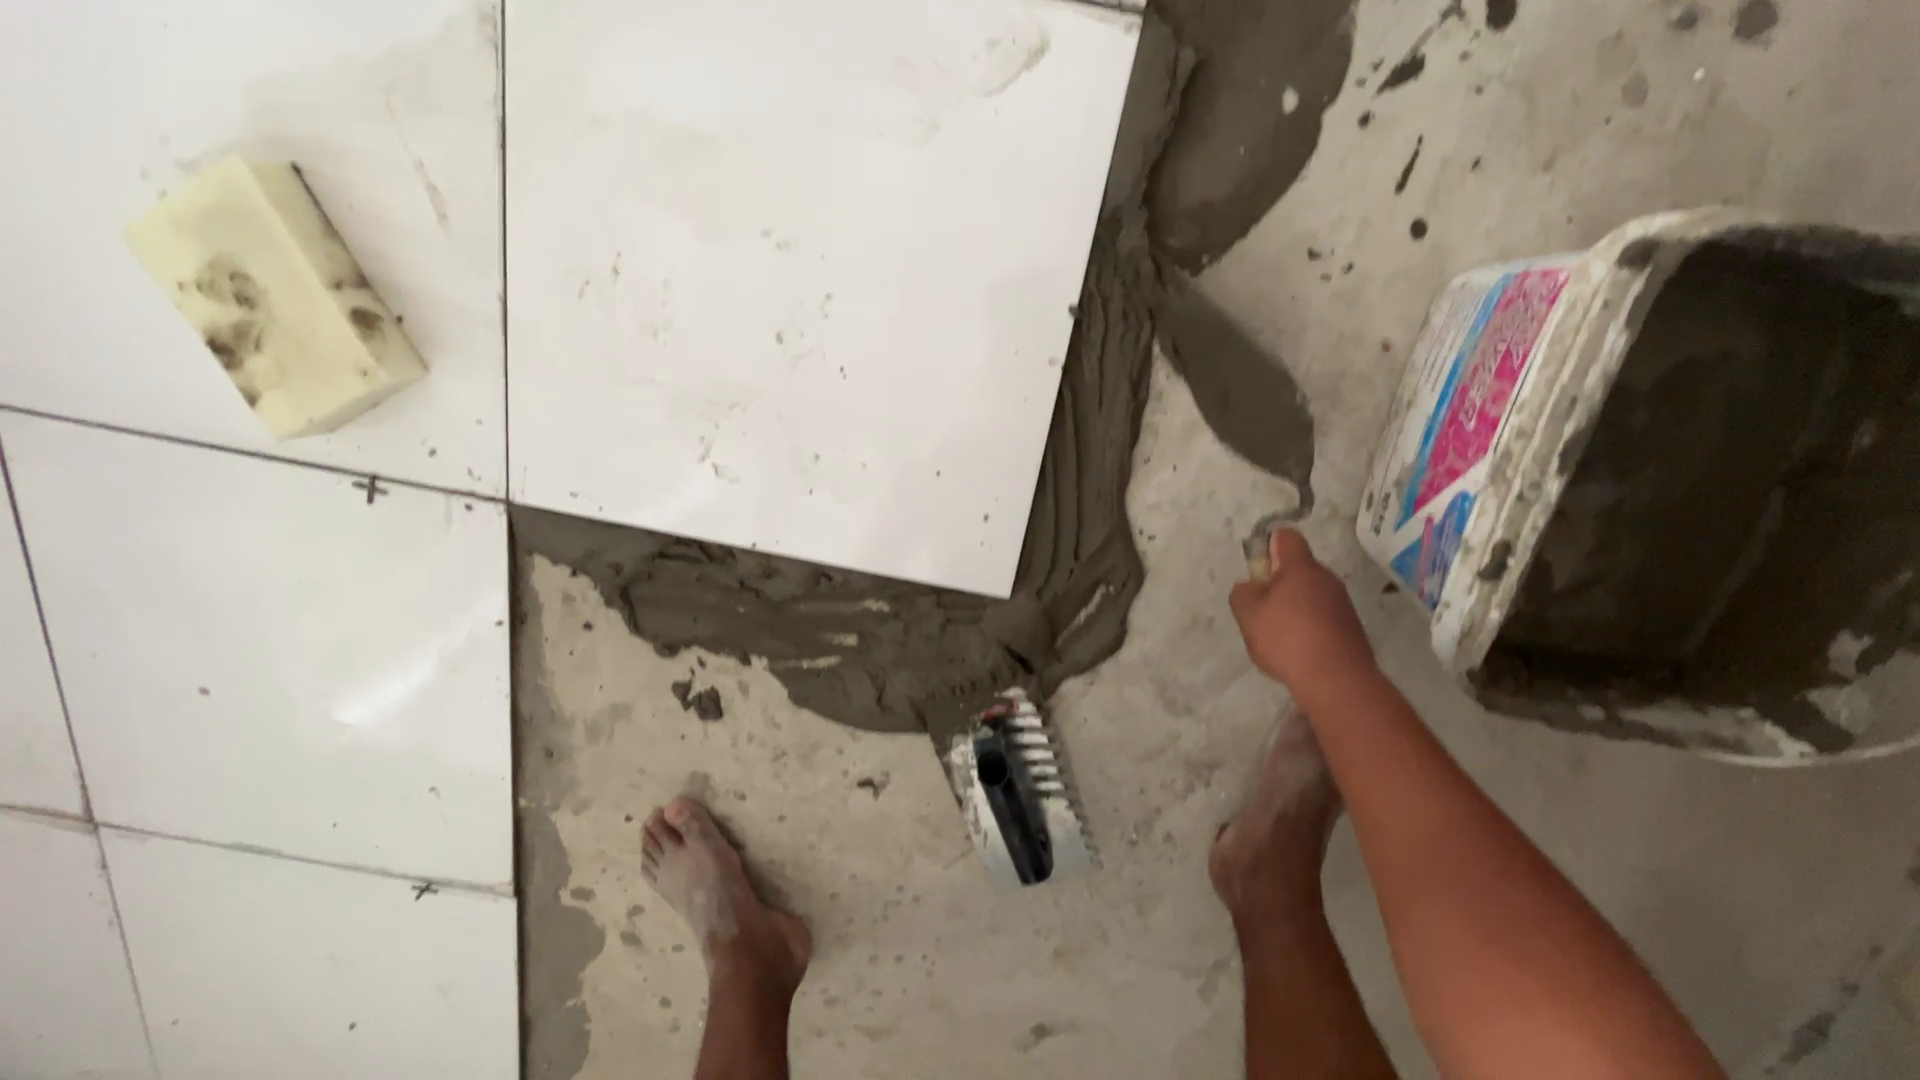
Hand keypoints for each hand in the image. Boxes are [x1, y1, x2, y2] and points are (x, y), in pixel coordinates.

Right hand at [1228, 528, 1376, 693]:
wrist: (1337, 680)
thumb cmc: (1287, 639)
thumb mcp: (1248, 615)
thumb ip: (1243, 593)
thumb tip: (1251, 586)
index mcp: (1301, 568)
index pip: (1286, 537)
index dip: (1268, 545)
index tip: (1257, 569)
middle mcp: (1327, 578)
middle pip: (1299, 568)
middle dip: (1278, 583)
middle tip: (1262, 610)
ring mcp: (1342, 603)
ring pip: (1311, 594)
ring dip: (1294, 607)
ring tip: (1279, 636)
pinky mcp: (1351, 627)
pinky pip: (1323, 616)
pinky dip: (1309, 626)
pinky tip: (1299, 650)